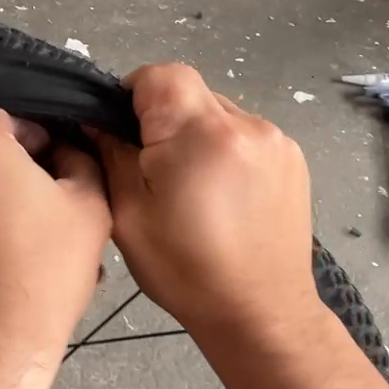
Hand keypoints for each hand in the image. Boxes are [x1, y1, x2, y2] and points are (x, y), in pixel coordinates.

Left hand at [0, 109, 111, 388]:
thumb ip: (81, 161)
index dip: (37, 136)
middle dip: (17, 171)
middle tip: (51, 209)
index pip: (7, 117)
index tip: (59, 168)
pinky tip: (0, 266)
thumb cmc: (44, 269)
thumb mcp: (89, 207)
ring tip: (30, 245)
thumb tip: (65, 152)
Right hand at [95, 64, 316, 335]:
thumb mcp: (127, 214)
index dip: (133, 94)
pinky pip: (243, 132)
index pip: (160, 75)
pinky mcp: (292, 156)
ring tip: (190, 185)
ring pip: (215, 111)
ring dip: (195, 133)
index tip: (125, 132)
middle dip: (163, 118)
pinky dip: (224, 150)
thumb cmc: (185, 270)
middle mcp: (245, 124)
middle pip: (189, 90)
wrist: (260, 313)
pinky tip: (221, 192)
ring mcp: (275, 139)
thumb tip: (96, 120)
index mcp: (201, 135)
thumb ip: (109, 153)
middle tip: (153, 167)